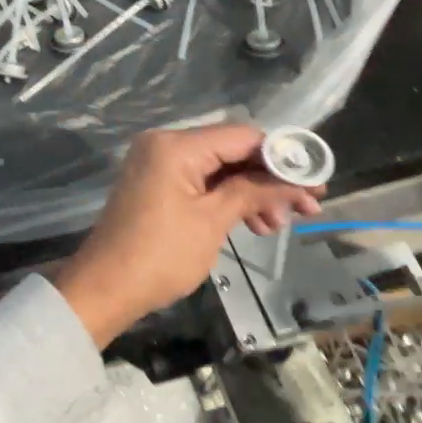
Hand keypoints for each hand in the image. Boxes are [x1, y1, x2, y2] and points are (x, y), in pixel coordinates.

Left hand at [51, 123, 324, 347]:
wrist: (106, 286)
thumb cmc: (161, 254)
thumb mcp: (213, 222)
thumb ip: (254, 193)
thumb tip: (297, 180)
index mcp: (175, 145)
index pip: (241, 136)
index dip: (282, 156)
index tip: (316, 180)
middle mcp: (164, 144)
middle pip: (230, 150)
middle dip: (268, 179)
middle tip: (305, 209)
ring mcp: (157, 163)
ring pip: (218, 168)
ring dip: (251, 192)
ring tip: (277, 226)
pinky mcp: (156, 183)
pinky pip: (200, 181)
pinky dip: (227, 198)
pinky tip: (253, 223)